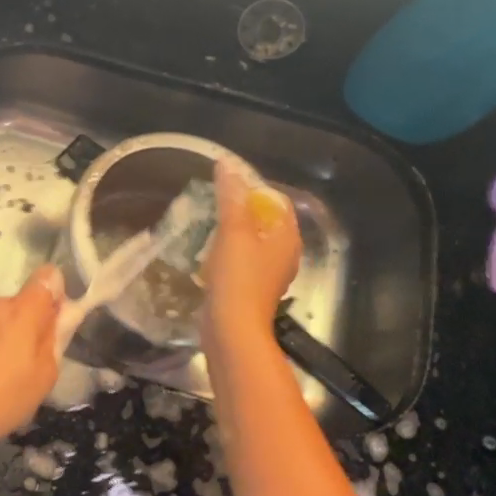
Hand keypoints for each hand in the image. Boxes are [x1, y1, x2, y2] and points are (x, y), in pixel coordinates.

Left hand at [0, 264, 63, 465]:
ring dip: (16, 335)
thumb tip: (63, 313)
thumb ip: (56, 336)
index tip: (58, 323)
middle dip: (37, 322)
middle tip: (39, 359)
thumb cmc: (4, 398)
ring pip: (8, 316)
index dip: (59, 294)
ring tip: (13, 373)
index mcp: (22, 309)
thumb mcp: (45, 373)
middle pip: (27, 300)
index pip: (49, 276)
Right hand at [203, 158, 302, 341]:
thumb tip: (226, 164)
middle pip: (265, 221)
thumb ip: (231, 197)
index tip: (227, 185)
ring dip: (233, 232)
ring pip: (253, 242)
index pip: (277, 201)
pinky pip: (243, 261)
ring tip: (207, 225)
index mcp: (287, 238)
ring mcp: (269, 274)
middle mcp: (284, 254)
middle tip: (213, 203)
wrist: (231, 330)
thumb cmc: (237, 278)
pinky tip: (208, 254)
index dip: (254, 188)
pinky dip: (228, 253)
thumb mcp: (233, 231)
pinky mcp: (252, 290)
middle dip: (241, 210)